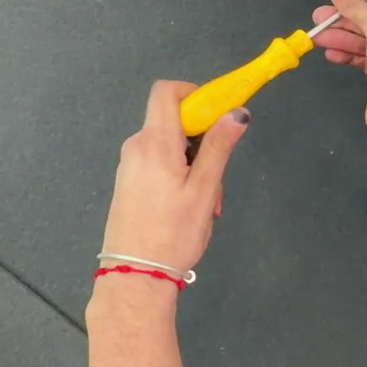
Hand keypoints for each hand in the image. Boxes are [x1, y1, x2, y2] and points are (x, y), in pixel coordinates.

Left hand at [97, 81, 248, 280]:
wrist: (136, 275)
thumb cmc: (174, 232)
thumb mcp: (204, 189)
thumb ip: (219, 146)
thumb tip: (237, 112)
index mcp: (154, 143)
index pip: (166, 91)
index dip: (194, 93)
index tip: (217, 116)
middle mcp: (136, 147)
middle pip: (173, 122)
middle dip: (203, 141)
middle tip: (218, 177)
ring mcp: (130, 166)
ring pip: (170, 147)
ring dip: (195, 165)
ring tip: (207, 203)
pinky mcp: (129, 183)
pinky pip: (159, 164)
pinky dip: (180, 176)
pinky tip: (190, 209)